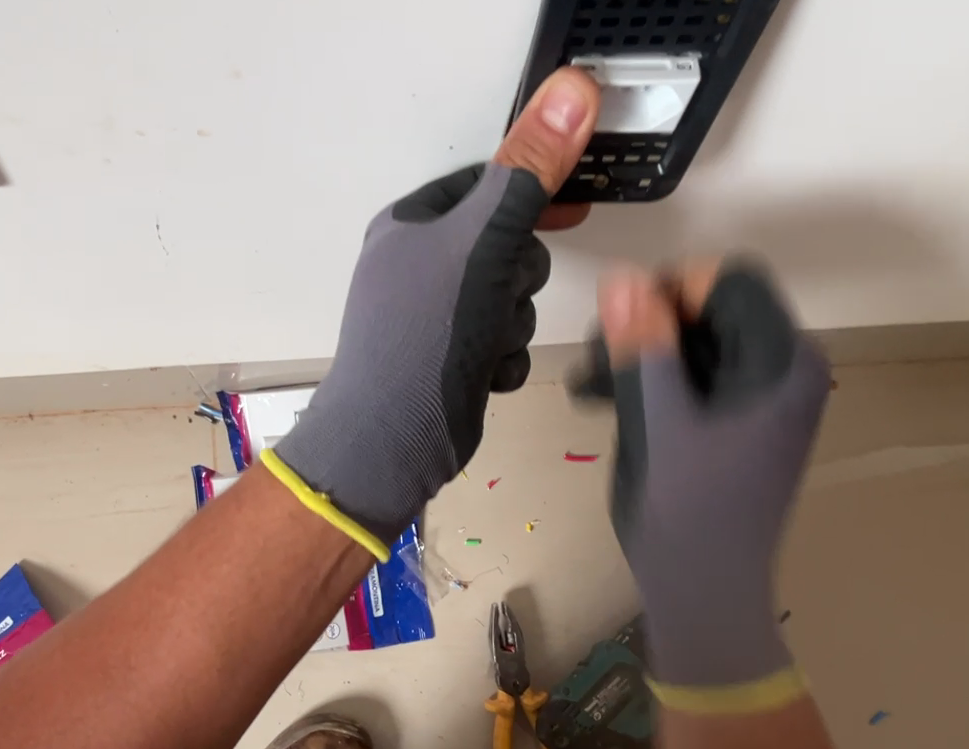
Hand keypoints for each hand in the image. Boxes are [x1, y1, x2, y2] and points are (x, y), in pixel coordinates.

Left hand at [266, 68, 600, 558]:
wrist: (396, 437)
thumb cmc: (427, 332)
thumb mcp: (479, 243)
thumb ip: (526, 175)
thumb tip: (572, 90)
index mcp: (410, 228)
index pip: (484, 186)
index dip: (529, 193)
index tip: (572, 209)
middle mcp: (419, 269)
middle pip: (507, 247)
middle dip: (515, 277)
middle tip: (497, 297)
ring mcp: (435, 320)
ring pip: (512, 301)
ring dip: (511, 325)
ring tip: (483, 346)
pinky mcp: (452, 364)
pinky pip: (504, 346)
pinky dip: (502, 362)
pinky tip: (484, 378)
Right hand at [595, 261, 828, 705]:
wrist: (702, 593)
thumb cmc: (689, 513)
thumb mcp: (661, 424)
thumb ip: (644, 348)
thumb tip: (622, 276)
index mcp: (782, 362)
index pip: (728, 283)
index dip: (668, 291)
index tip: (616, 328)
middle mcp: (776, 368)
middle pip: (706, 309)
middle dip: (644, 326)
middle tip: (593, 360)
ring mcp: (749, 397)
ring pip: (687, 343)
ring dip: (635, 355)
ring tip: (587, 385)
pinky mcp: (724, 421)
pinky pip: (685, 378)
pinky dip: (645, 382)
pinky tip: (600, 400)